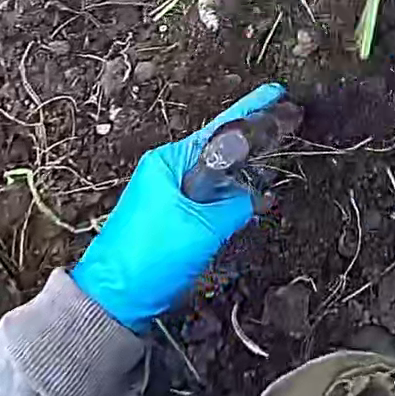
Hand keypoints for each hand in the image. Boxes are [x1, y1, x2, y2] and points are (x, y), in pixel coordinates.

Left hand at [70, 83, 284, 330]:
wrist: (111, 302)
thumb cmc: (147, 259)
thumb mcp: (204, 229)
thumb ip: (237, 206)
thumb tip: (259, 197)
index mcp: (170, 161)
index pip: (220, 126)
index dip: (251, 109)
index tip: (276, 93)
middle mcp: (168, 168)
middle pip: (220, 146)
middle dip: (252, 140)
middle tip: (283, 127)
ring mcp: (167, 189)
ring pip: (215, 172)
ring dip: (241, 173)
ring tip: (271, 163)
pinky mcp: (170, 211)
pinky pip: (206, 194)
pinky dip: (228, 195)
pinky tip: (250, 198)